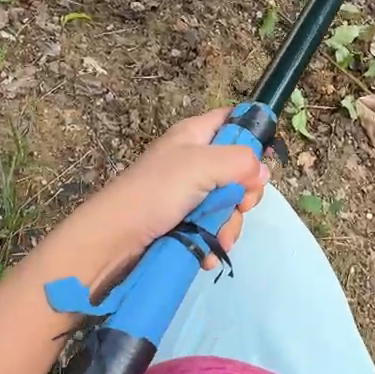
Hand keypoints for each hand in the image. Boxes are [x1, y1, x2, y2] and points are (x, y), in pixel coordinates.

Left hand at [49, 108, 268, 278]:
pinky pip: (213, 227)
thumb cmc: (155, 192)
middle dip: (243, 192)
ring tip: (218, 239)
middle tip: (240, 205)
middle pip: (238, 169)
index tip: (260, 162)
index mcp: (195, 134)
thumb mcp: (201, 165)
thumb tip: (263, 171)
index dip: (251, 136)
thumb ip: (239, 161)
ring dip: (229, 224)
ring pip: (228, 203)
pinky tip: (207, 253)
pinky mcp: (183, 223)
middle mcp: (194, 160)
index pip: (233, 120)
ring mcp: (188, 194)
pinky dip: (214, 240)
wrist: (111, 242)